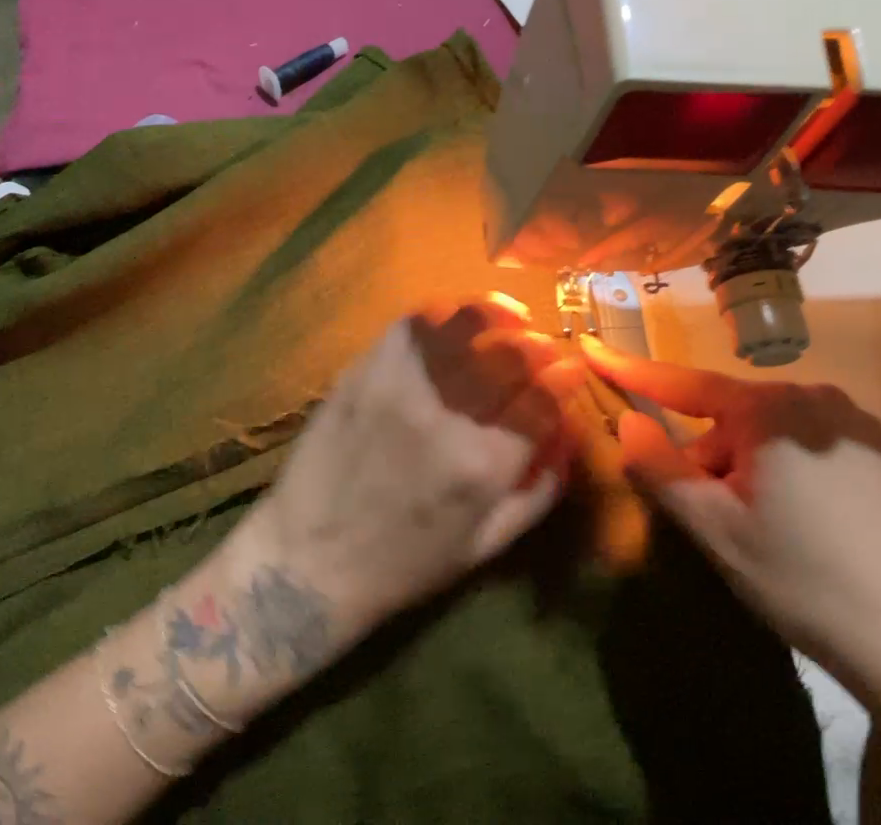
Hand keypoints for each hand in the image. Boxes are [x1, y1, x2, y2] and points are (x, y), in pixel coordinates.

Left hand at [237, 295, 583, 632]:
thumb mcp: (486, 547)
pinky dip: (441, 314)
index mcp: (485, 464)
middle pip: (511, 354)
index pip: (545, 397)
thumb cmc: (404, 565)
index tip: (570, 370)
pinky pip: (410, 324)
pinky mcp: (362, 372)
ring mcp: (399, 387)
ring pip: (463, 326)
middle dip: (538, 345)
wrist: (310, 561)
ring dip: (496, 315)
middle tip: (541, 348)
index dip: (566, 378)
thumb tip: (566, 434)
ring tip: (508, 319)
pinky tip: (454, 323)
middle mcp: (447, 416)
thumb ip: (539, 491)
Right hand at [580, 339, 880, 703]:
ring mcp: (869, 431)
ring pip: (777, 439)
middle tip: (715, 524)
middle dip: (709, 459)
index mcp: (769, 411)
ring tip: (770, 536)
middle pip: (733, 420)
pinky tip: (819, 535)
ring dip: (754, 472)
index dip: (629, 369)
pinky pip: (822, 455)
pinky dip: (799, 480)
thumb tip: (628, 421)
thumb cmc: (805, 580)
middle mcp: (821, 403)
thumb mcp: (712, 529)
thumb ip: (657, 467)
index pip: (681, 383)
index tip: (589, 347)